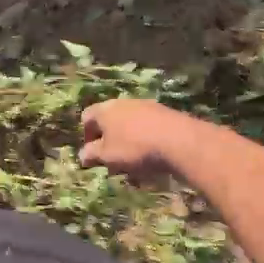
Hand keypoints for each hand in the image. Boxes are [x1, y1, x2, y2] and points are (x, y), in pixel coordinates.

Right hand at [78, 98, 207, 182]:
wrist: (181, 141)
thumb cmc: (135, 148)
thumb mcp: (108, 156)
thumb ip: (92, 154)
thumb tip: (82, 155)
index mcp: (104, 110)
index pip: (87, 117)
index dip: (87, 134)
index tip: (93, 151)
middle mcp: (123, 103)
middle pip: (110, 119)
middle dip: (110, 138)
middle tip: (114, 157)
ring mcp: (146, 106)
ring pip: (131, 123)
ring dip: (130, 139)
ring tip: (136, 159)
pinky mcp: (167, 113)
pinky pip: (150, 126)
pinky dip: (148, 138)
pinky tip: (154, 154)